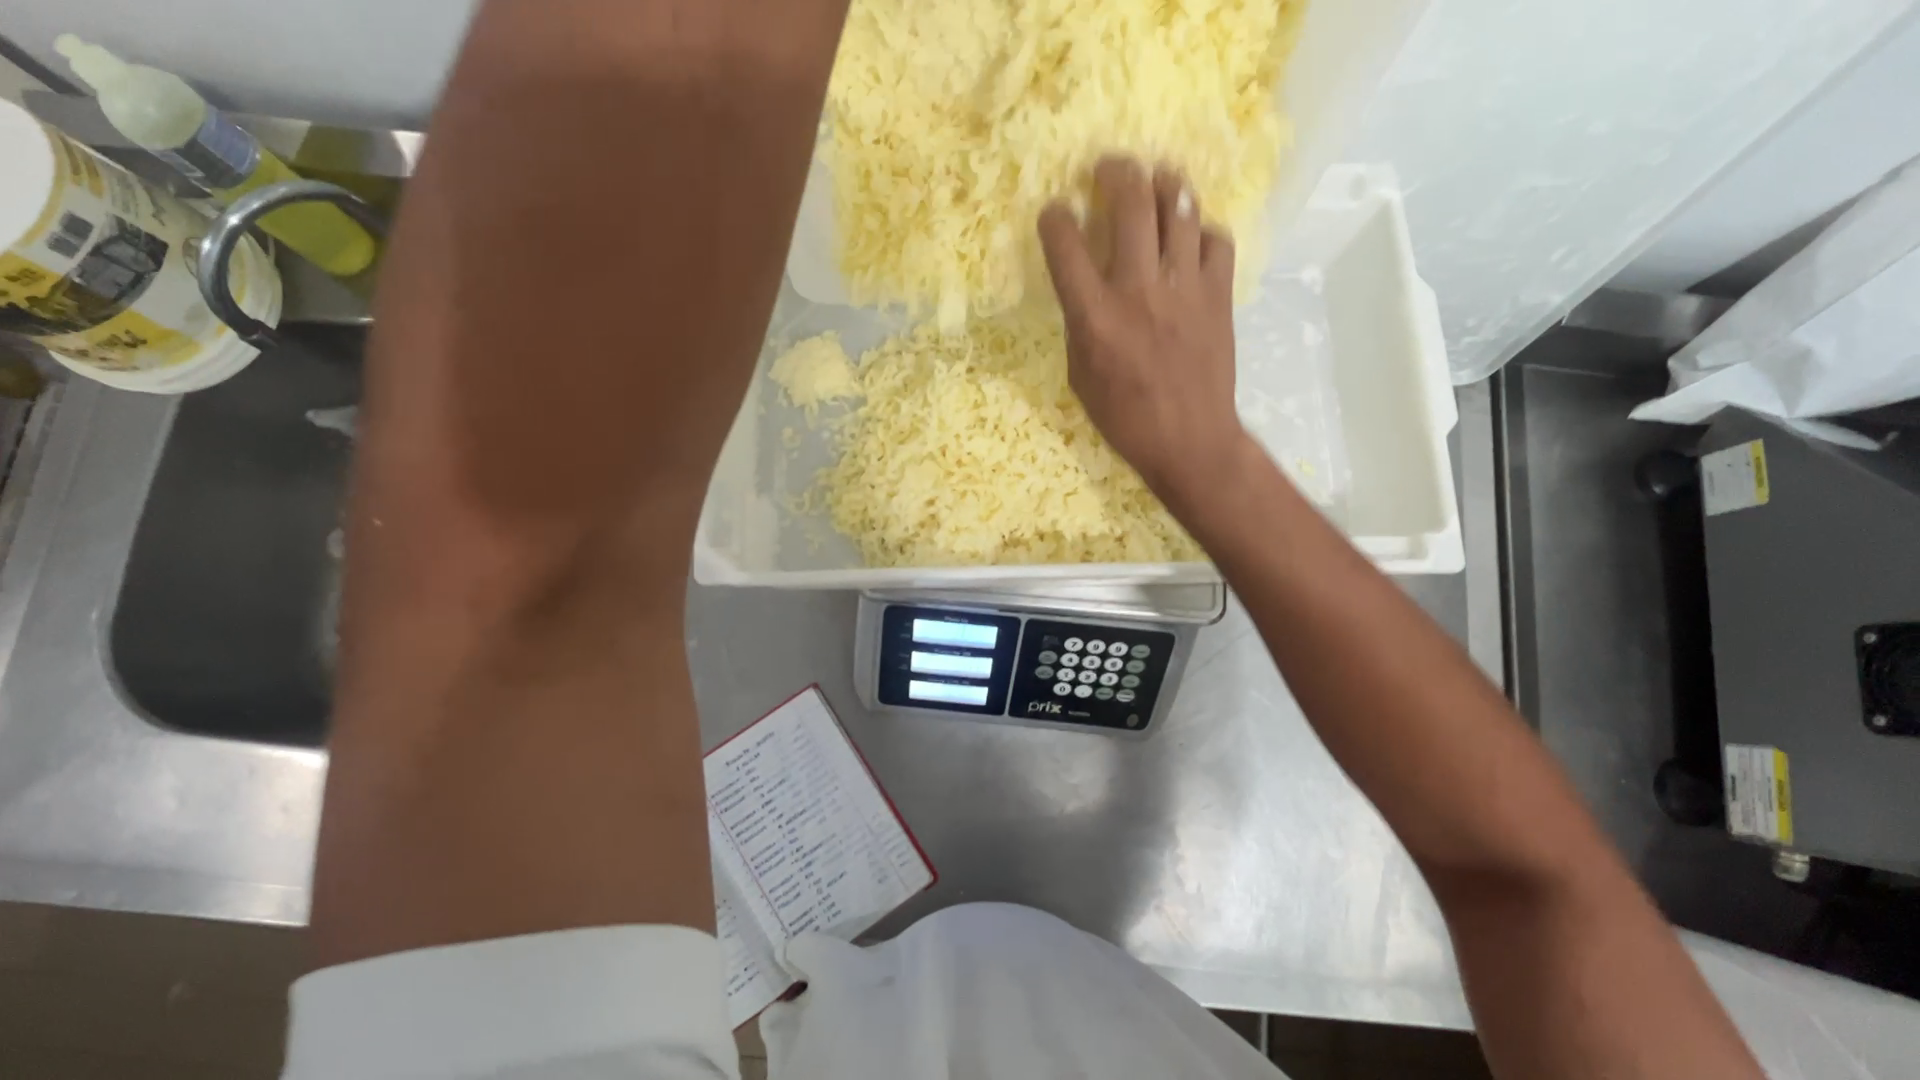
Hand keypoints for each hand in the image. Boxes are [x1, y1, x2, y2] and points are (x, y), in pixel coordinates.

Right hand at [1038, 156, 1252, 507]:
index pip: (1065, 244)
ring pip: (1179, 208)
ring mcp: (1184, 288)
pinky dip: (1202, 232)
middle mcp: (1139, 290)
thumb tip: (1085, 284)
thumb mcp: (1080, 375)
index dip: (1055, 218)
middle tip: (1110, 167)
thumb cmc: (1124, 417)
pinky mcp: (1219, 295)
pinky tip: (1192, 240)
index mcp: (1094, 316)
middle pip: (1130, 203)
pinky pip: (1216, 241)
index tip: (1056, 212)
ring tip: (1157, 179)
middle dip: (1116, 172)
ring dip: (1165, 183)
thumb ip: (1080, 321)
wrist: (1189, 441)